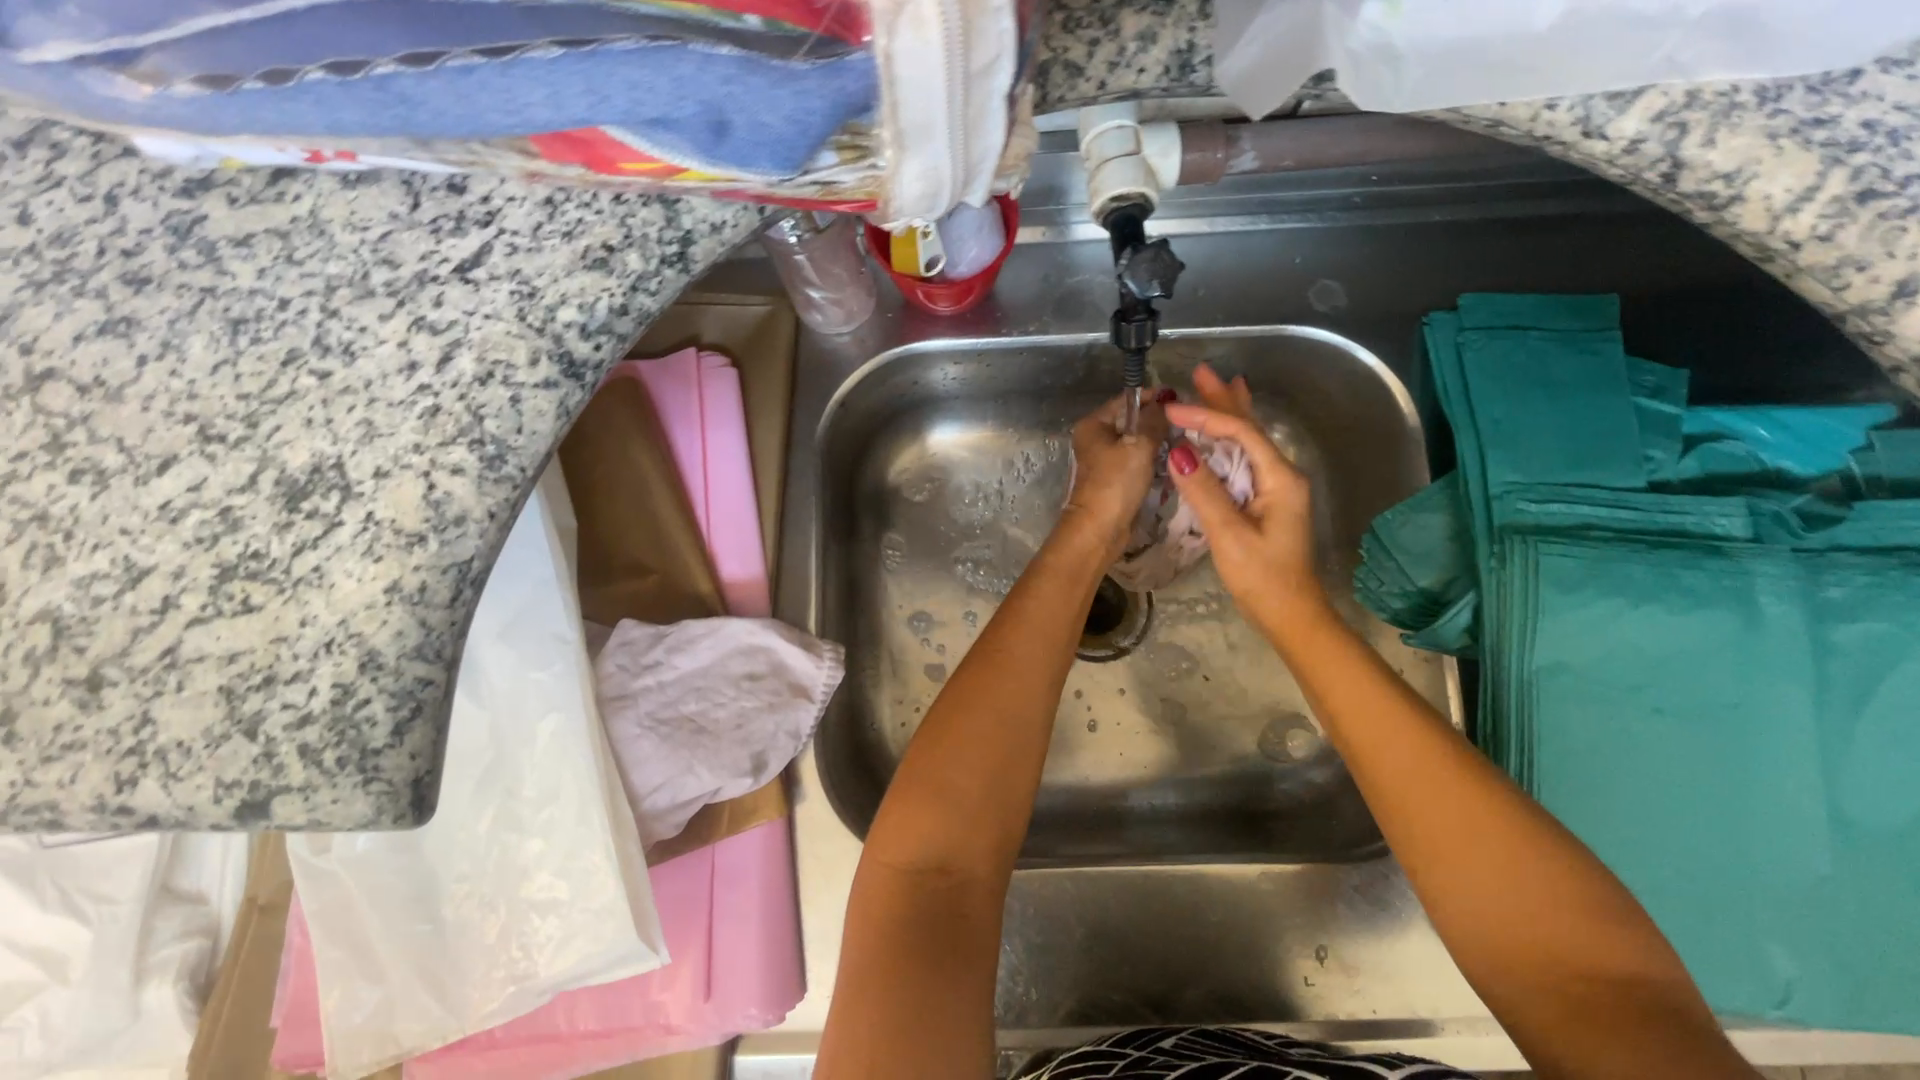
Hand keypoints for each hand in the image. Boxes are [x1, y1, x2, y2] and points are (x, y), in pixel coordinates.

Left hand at [1060, 392, 1170, 562]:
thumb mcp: (1139, 445)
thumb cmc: (1116, 482)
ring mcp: (1104, 462)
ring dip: (1159, 444)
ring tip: (1185, 442)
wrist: (1100, 529)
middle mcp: (1095, 440)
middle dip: (1159, 423)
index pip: (1126, 400)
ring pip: (1137, 444)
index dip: (1154, 398)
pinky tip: (1173, 464)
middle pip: (1132, 422)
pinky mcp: (1114, 481)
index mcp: (1092, 425)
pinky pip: (1138, 464)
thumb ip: (1155, 420)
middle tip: (1188, 423)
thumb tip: (1168, 401)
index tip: (1182, 400)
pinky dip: (1153, 463)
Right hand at [1165, 364, 1327, 632]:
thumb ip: (1204, 490)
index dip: (1206, 416)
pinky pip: (1246, 460)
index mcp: (1279, 478)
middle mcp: (1282, 475)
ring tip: (1215, 385)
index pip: (1240, 433)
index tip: (1171, 408)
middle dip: (1223, 400)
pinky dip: (1231, 440)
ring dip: (1228, 414)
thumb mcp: (1229, 534)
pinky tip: (1224, 433)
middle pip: (1250, 428)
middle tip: (1199, 372)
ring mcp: (1276, 488)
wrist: (1290, 615)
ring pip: (1249, 442)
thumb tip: (1178, 450)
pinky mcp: (1267, 502)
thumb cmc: (1262, 577)